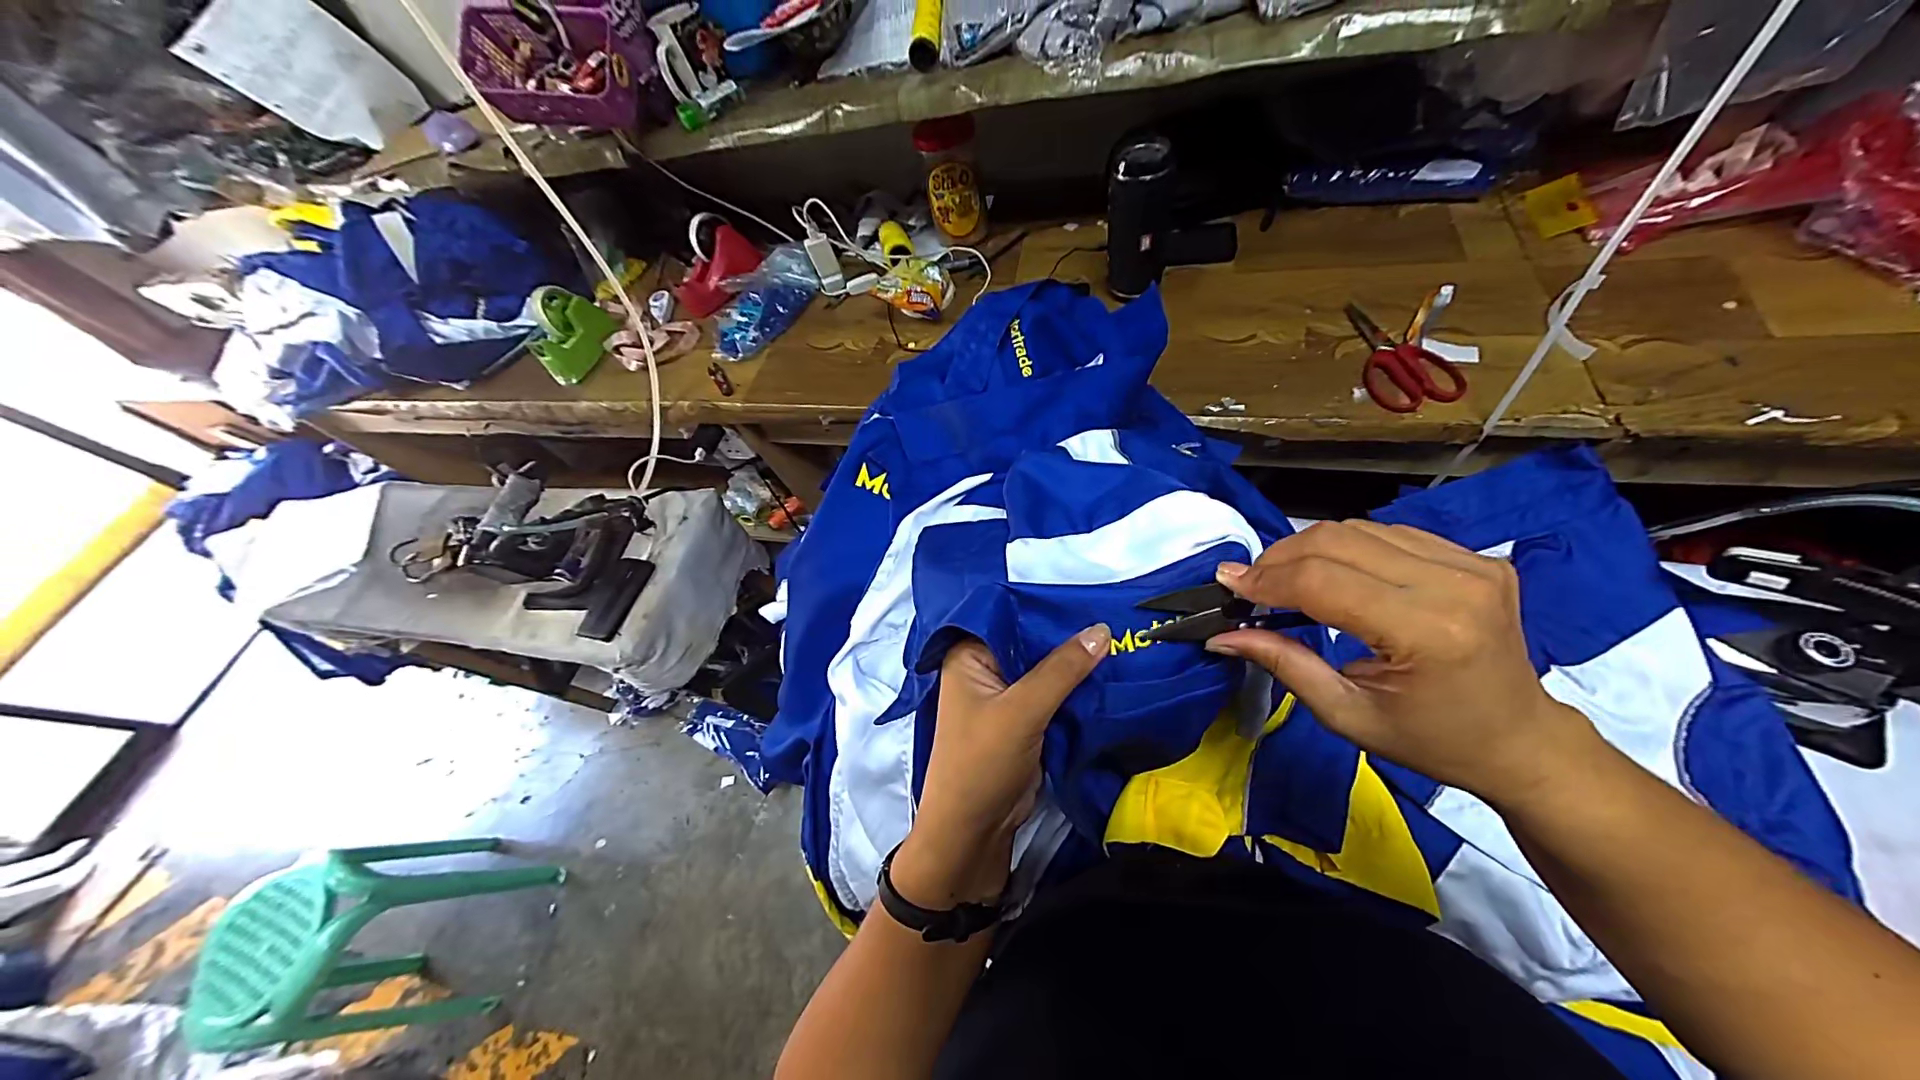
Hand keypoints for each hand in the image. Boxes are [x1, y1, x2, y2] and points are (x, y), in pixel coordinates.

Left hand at [890, 626, 1109, 908]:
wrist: (973, 832)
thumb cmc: (981, 764)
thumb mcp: (1021, 711)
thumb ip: (1061, 670)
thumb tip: (1101, 629)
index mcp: (969, 655)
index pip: (1011, 616)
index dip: (1049, 608)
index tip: (1093, 599)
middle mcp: (985, 669)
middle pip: (1033, 643)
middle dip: (1070, 638)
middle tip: (1118, 621)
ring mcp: (1007, 696)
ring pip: (1048, 670)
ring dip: (1078, 664)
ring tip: (1124, 642)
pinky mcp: (1026, 720)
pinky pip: (1056, 695)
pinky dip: (1079, 690)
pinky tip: (1111, 676)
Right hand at [1204, 520, 1598, 807]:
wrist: (1521, 741)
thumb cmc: (1433, 741)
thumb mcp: (1347, 714)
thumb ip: (1284, 663)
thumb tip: (1223, 636)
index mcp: (1428, 631)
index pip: (1323, 581)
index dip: (1267, 579)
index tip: (1228, 585)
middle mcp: (1455, 584)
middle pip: (1337, 541)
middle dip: (1280, 558)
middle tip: (1250, 585)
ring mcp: (1472, 565)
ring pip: (1358, 529)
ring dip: (1308, 549)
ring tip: (1284, 579)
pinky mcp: (1476, 558)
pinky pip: (1389, 533)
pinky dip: (1346, 548)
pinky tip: (1332, 573)